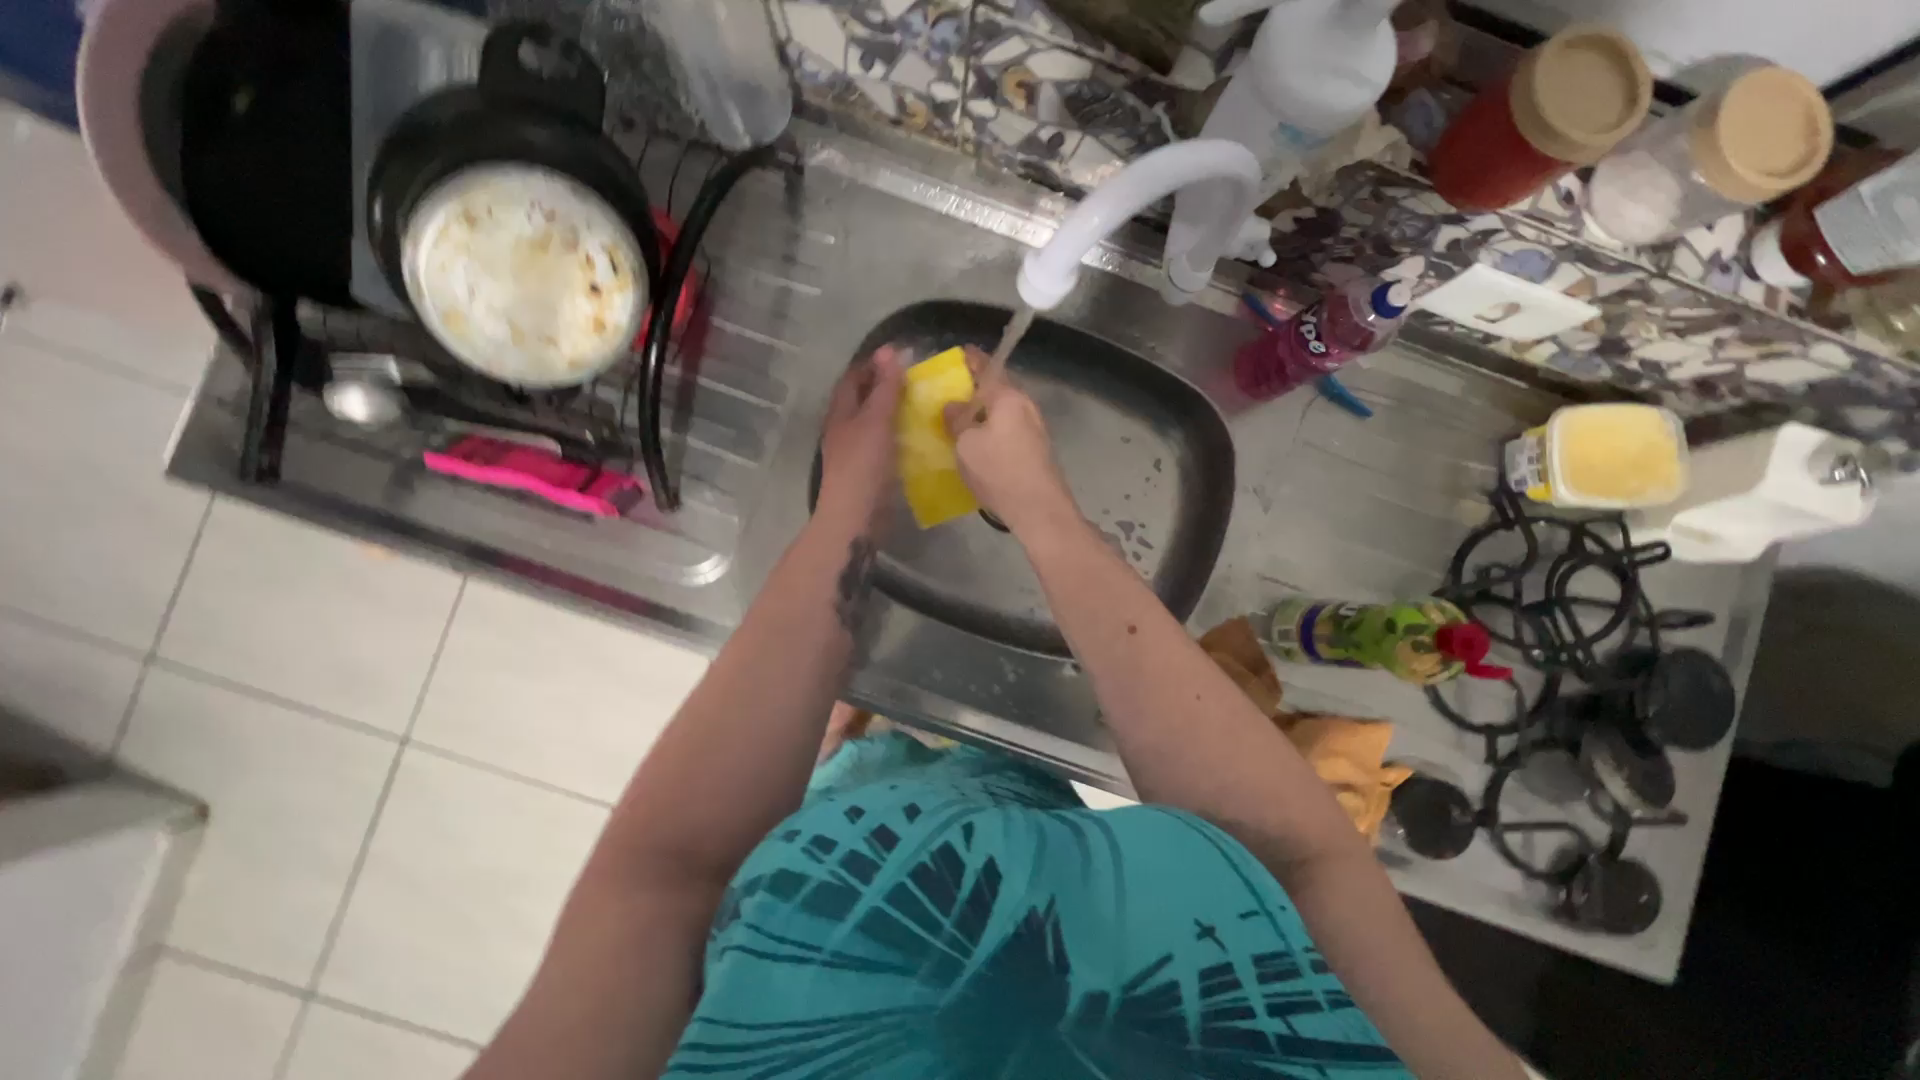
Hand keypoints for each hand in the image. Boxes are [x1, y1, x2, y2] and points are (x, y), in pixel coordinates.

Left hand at [817, 344, 905, 528]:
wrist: (855, 516)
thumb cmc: (863, 464)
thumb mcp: (876, 420)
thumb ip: (886, 388)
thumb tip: (891, 351)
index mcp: (840, 412)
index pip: (853, 377)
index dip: (873, 363)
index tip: (901, 355)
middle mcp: (844, 429)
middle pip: (863, 399)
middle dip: (885, 386)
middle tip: (917, 378)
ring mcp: (855, 451)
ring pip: (874, 422)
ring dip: (894, 411)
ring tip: (922, 402)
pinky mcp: (869, 471)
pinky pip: (884, 443)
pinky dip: (899, 434)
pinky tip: (918, 435)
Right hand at [942, 347, 1078, 537]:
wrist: (1039, 509)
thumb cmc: (999, 471)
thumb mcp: (966, 444)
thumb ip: (957, 420)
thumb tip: (953, 405)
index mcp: (1008, 397)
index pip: (988, 368)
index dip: (972, 359)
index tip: (961, 352)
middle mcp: (1025, 406)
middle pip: (998, 389)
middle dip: (977, 389)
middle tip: (952, 392)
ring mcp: (1035, 428)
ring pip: (1004, 411)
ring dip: (985, 412)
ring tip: (962, 421)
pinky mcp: (1036, 449)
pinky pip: (1009, 429)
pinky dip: (993, 429)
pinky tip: (979, 444)